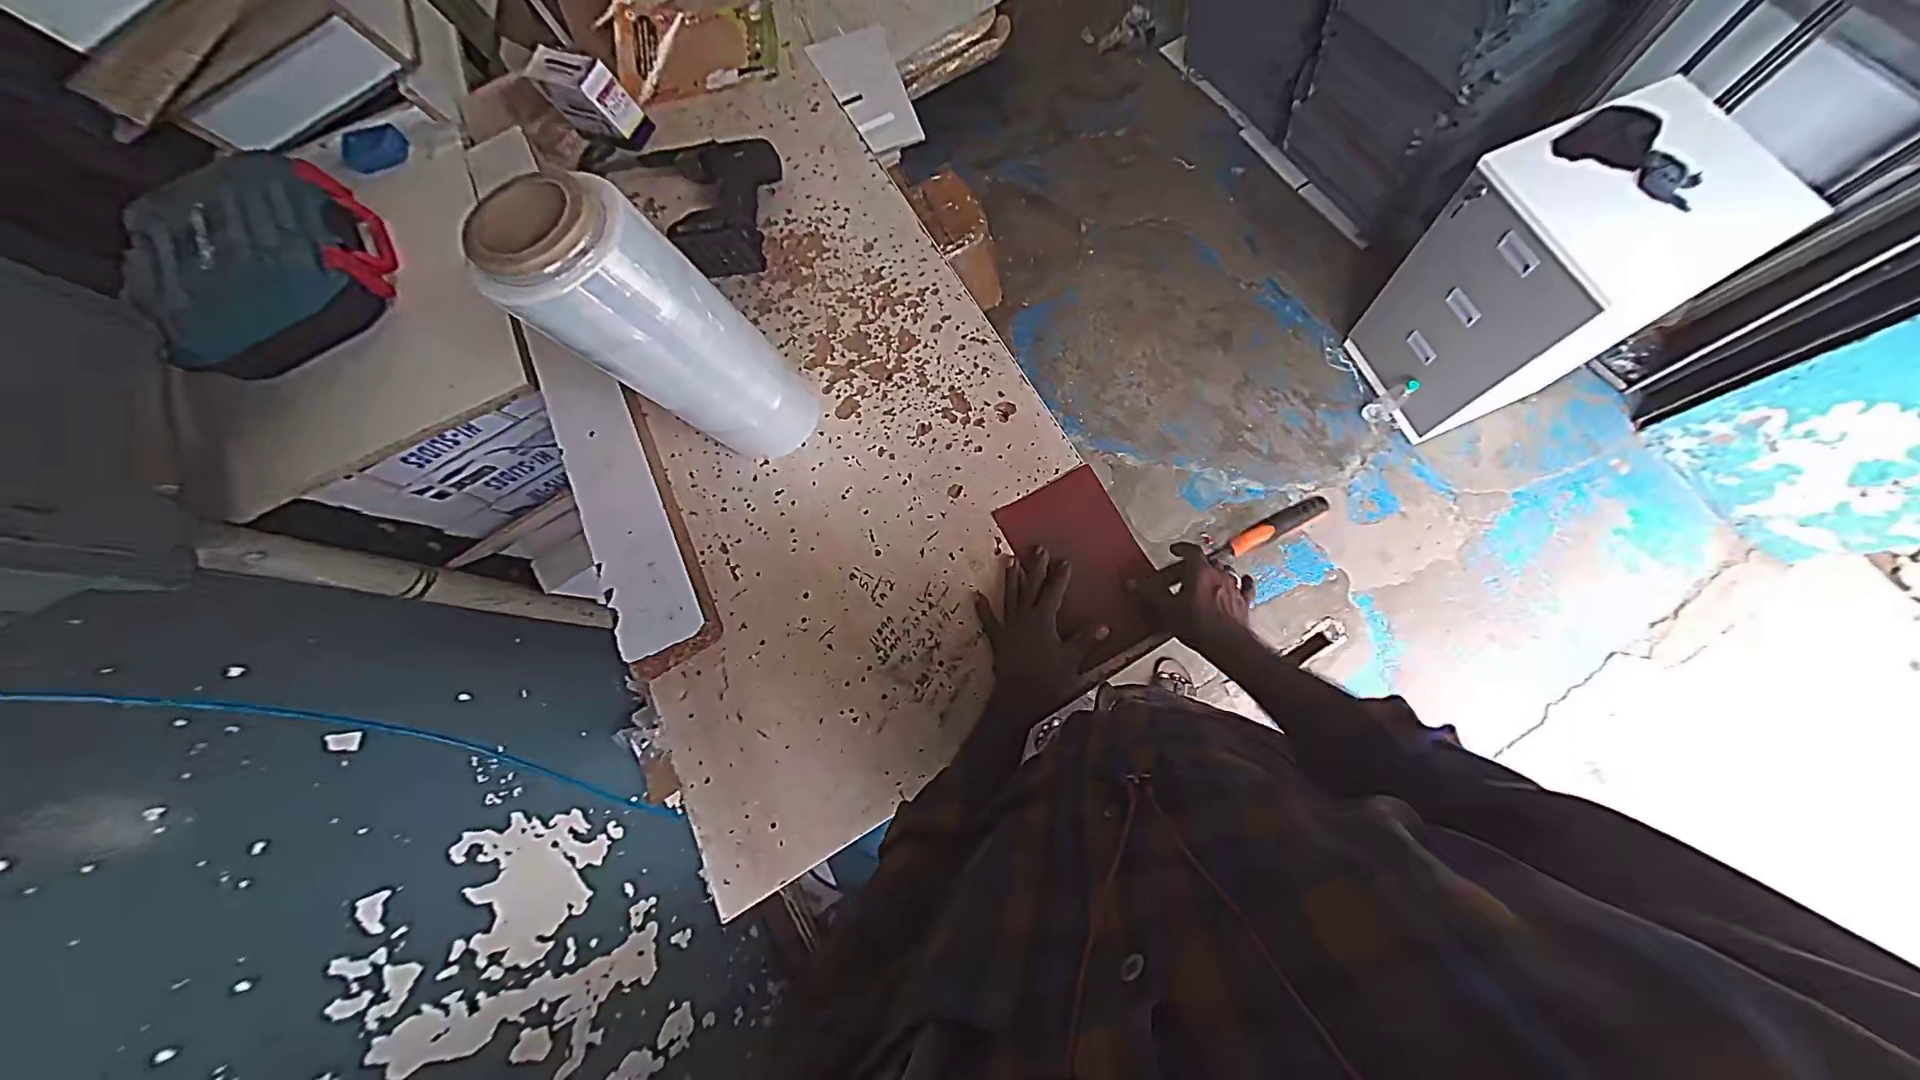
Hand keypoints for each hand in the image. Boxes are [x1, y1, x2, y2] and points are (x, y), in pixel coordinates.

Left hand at [974, 546, 1109, 711]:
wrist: (1020, 701)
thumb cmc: (1049, 682)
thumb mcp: (1072, 661)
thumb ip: (1085, 641)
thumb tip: (1103, 627)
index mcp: (1044, 620)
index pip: (1054, 591)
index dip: (1059, 576)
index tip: (1064, 561)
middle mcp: (1025, 618)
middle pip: (1031, 587)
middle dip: (1036, 567)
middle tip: (1037, 548)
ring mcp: (1009, 627)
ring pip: (1010, 597)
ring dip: (1011, 579)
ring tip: (1010, 560)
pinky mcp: (998, 640)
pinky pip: (989, 621)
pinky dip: (983, 609)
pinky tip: (977, 596)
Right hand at [1129, 541, 1254, 643]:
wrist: (1227, 645)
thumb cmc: (1200, 627)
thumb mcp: (1166, 610)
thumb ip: (1149, 593)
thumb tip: (1134, 584)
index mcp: (1200, 572)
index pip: (1190, 551)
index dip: (1181, 549)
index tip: (1175, 550)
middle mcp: (1219, 576)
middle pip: (1206, 561)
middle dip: (1193, 565)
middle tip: (1183, 573)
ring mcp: (1233, 588)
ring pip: (1224, 572)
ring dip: (1214, 573)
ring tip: (1205, 579)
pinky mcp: (1243, 602)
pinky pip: (1245, 587)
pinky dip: (1242, 583)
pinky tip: (1243, 582)